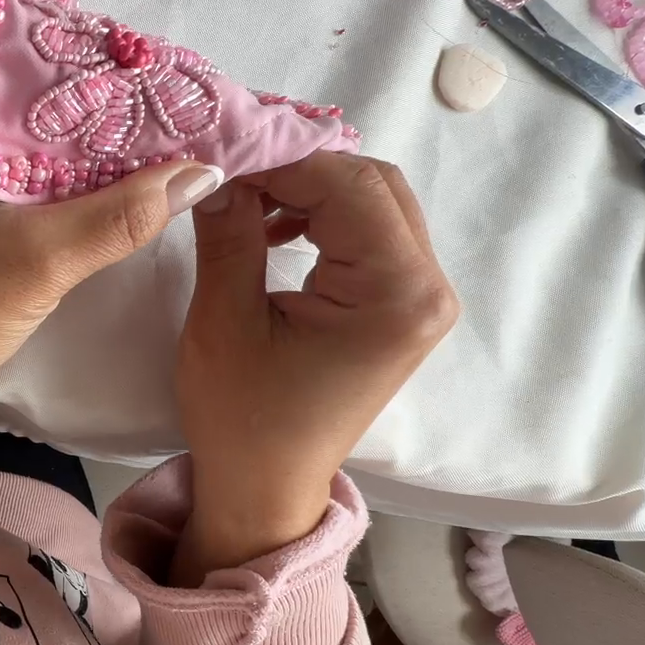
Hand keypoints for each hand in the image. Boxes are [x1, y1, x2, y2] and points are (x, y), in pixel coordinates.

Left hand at [0, 29, 224, 455]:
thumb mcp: (34, 264)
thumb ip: (117, 217)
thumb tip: (200, 170)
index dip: (43, 23)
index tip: (108, 34)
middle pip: (1, 71)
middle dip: (68, 67)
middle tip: (139, 68)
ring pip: (11, 114)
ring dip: (66, 112)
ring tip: (136, 102)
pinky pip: (14, 154)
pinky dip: (55, 152)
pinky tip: (104, 156)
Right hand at [170, 153, 457, 584]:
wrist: (264, 486)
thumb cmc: (240, 416)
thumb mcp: (222, 324)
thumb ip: (226, 239)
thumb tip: (217, 174)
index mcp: (395, 292)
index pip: (349, 185)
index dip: (282, 160)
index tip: (220, 159)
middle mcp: (428, 286)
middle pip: (374, 186)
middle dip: (299, 172)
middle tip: (231, 182)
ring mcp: (420, 299)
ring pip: (374, 206)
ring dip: (309, 196)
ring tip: (246, 212)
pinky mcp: (399, 310)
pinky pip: (369, 239)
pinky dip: (320, 223)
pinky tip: (274, 239)